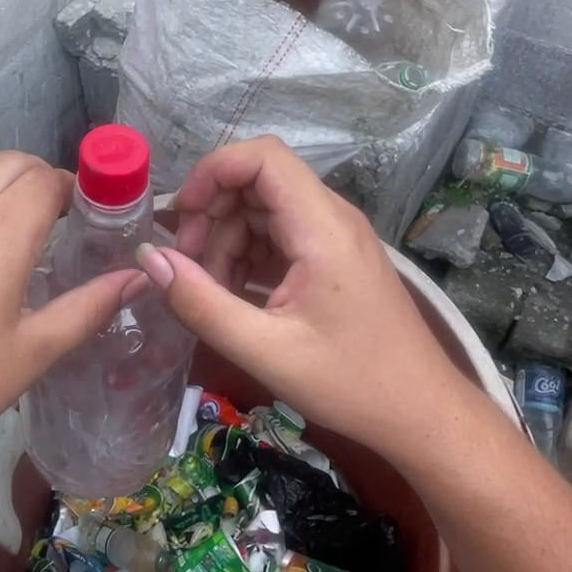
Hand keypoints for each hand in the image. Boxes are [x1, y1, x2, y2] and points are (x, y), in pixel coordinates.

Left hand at [0, 152, 143, 518]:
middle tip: (57, 219)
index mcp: (3, 229)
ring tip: (11, 220)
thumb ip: (89, 307)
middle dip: (41, 178)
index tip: (89, 215)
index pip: (48, 179)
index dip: (76, 188)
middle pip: (10, 162)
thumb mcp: (32, 352)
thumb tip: (139, 277)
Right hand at [133, 136, 463, 452]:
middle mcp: (330, 217)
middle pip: (257, 181)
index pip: (262, 156)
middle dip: (212, 212)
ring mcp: (332, 235)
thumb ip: (201, 304)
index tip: (181, 214)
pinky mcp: (330, 256)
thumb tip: (149, 259)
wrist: (422, 415)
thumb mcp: (266, 351)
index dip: (213, 170)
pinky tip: (233, 297)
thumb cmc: (352, 384)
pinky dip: (246, 256)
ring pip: (261, 209)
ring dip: (225, 239)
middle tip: (186, 264)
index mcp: (322, 227)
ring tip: (209, 291)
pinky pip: (276, 234)